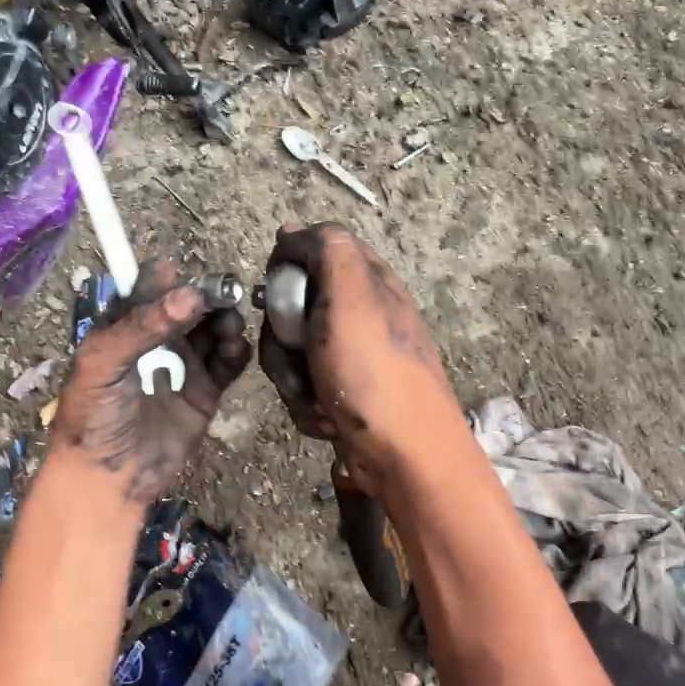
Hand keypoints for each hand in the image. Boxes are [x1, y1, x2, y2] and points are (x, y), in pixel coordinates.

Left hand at [50, 260, 250, 504]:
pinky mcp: (203, 393)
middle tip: (223, 296)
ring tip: (229, 325)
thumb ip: (141, 326)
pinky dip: (235, 351)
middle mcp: (155, 340)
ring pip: (211, 330)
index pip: (150, 289)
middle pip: (189, 306)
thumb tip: (189, 295)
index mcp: (123, 326)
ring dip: (224, 320)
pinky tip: (235, 347)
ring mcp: (181, 366)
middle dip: (207, 297)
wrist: (105, 479)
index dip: (170, 280)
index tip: (188, 279)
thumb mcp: (102, 363)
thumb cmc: (92, 415)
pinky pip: (226, 364)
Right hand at [258, 223, 461, 492]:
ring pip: (289, 350)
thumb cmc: (374, 370)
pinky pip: (300, 386)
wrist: (404, 454)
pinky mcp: (339, 392)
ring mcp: (348, 355)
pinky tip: (326, 418)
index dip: (286, 269)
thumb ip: (325, 249)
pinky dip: (306, 404)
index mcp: (365, 280)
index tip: (280, 296)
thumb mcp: (351, 294)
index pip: (311, 248)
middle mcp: (357, 313)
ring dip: (292, 377)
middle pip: (290, 305)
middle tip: (299, 353)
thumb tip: (291, 231)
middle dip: (283, 336)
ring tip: (315, 397)